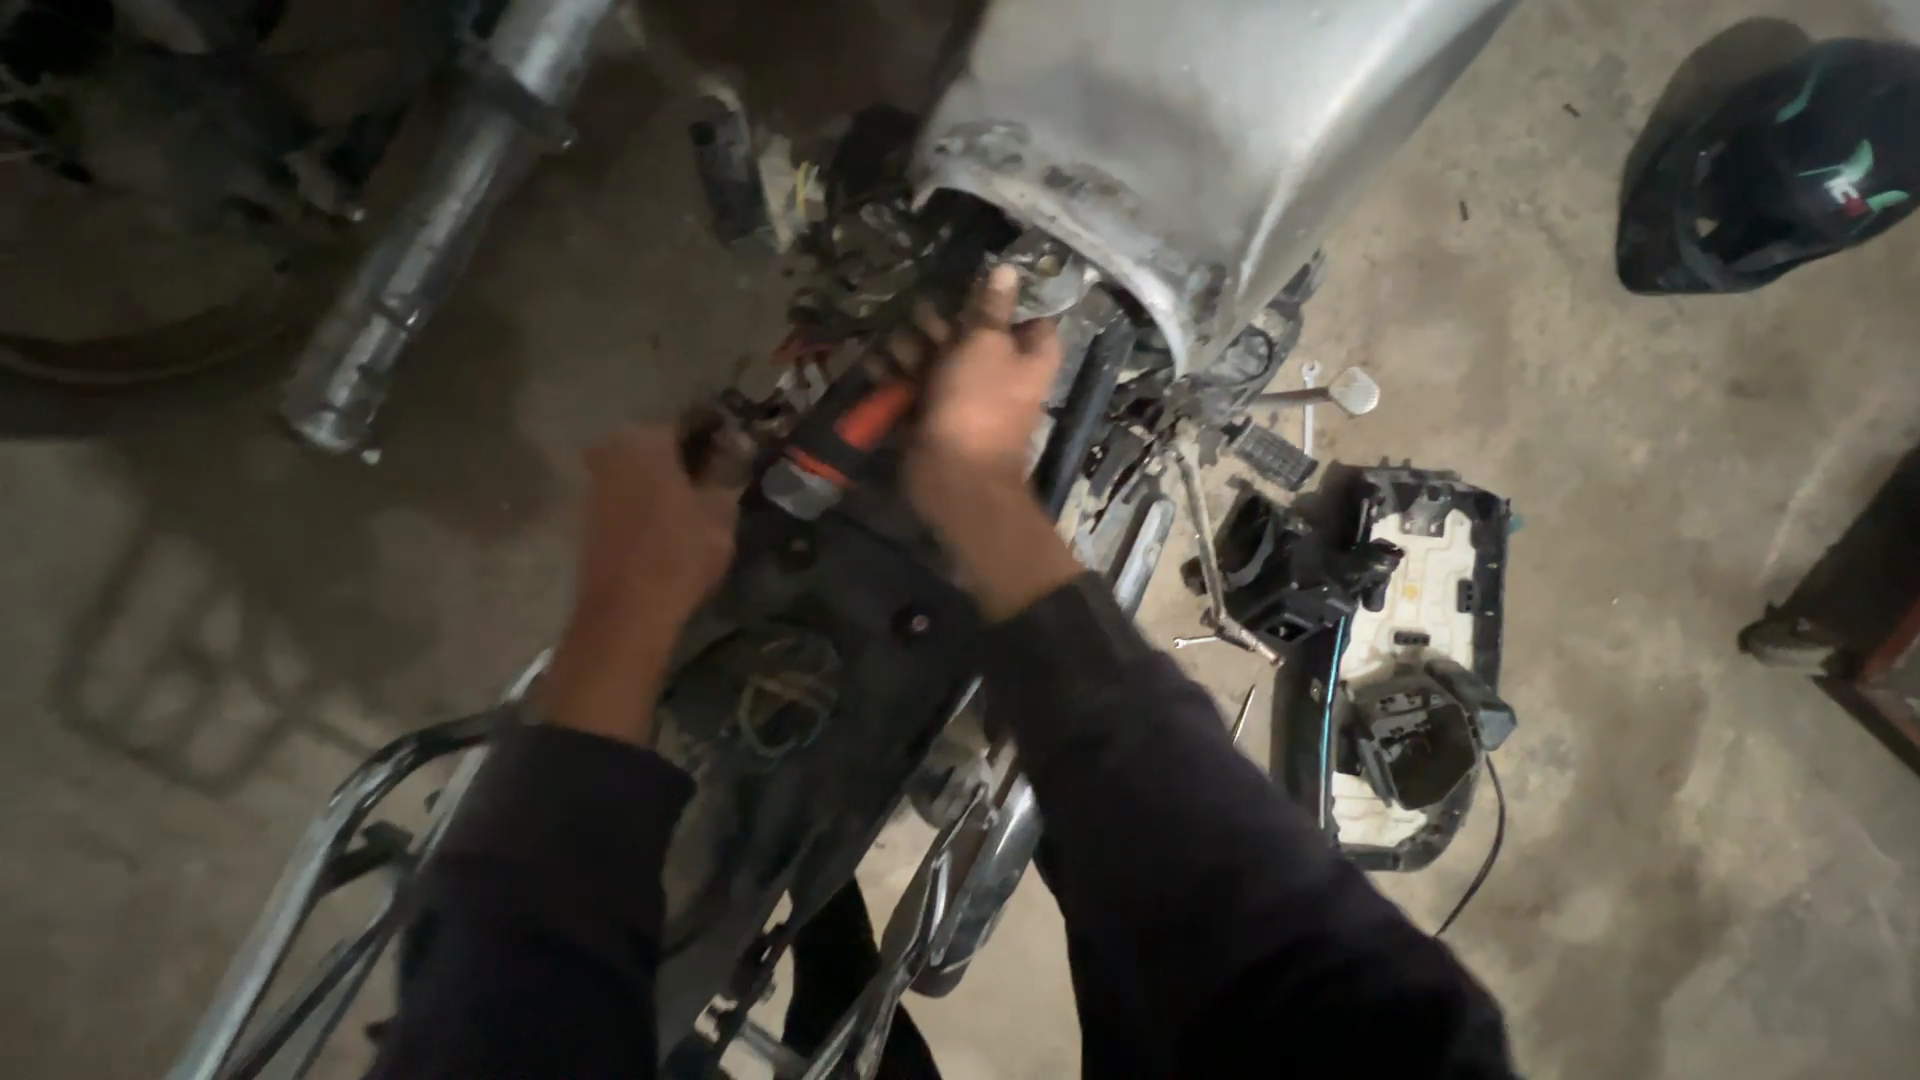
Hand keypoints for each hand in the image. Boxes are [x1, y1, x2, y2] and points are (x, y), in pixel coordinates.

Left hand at [545, 423, 743, 745]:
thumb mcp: (719, 509)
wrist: (625, 612)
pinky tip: (678, 513)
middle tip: (729, 470)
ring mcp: (596, 479)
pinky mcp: (591, 510)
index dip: (723, 428)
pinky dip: (654, 492)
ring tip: (707, 493)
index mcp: (645, 438)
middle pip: (665, 439)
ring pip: (646, 464)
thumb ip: (729, 466)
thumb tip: (741, 437)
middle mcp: (613, 448)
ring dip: (673, 473)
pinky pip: (632, 487)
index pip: (693, 418)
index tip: (745, 441)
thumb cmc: (679, 554)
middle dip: (696, 450)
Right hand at [905, 265, 1082, 620]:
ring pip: (932, 354)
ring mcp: (961, 392)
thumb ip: (992, 306)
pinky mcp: (930, 411)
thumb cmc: (979, 404)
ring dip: (910, 350)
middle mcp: (997, 370)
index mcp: (1028, 354)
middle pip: (966, 330)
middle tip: (927, 331)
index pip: (1027, 315)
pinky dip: (893, 376)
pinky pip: (909, 383)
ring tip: (901, 358)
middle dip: (940, 325)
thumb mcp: (987, 344)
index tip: (975, 286)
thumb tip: (1009, 268)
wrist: (955, 477)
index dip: (1003, 301)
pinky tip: (878, 370)